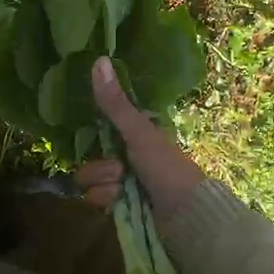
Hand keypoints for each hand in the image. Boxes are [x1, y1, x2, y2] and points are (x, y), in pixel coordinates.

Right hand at [74, 56, 206, 211]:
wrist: (185, 215)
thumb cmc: (166, 166)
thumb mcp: (139, 132)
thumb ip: (115, 103)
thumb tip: (98, 59)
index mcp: (133, 136)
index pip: (97, 131)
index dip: (92, 136)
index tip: (94, 137)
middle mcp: (124, 158)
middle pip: (88, 159)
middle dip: (99, 169)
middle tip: (119, 172)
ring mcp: (121, 183)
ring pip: (89, 181)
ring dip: (103, 186)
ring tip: (122, 190)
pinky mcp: (119, 207)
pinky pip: (95, 200)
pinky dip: (107, 202)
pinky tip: (122, 204)